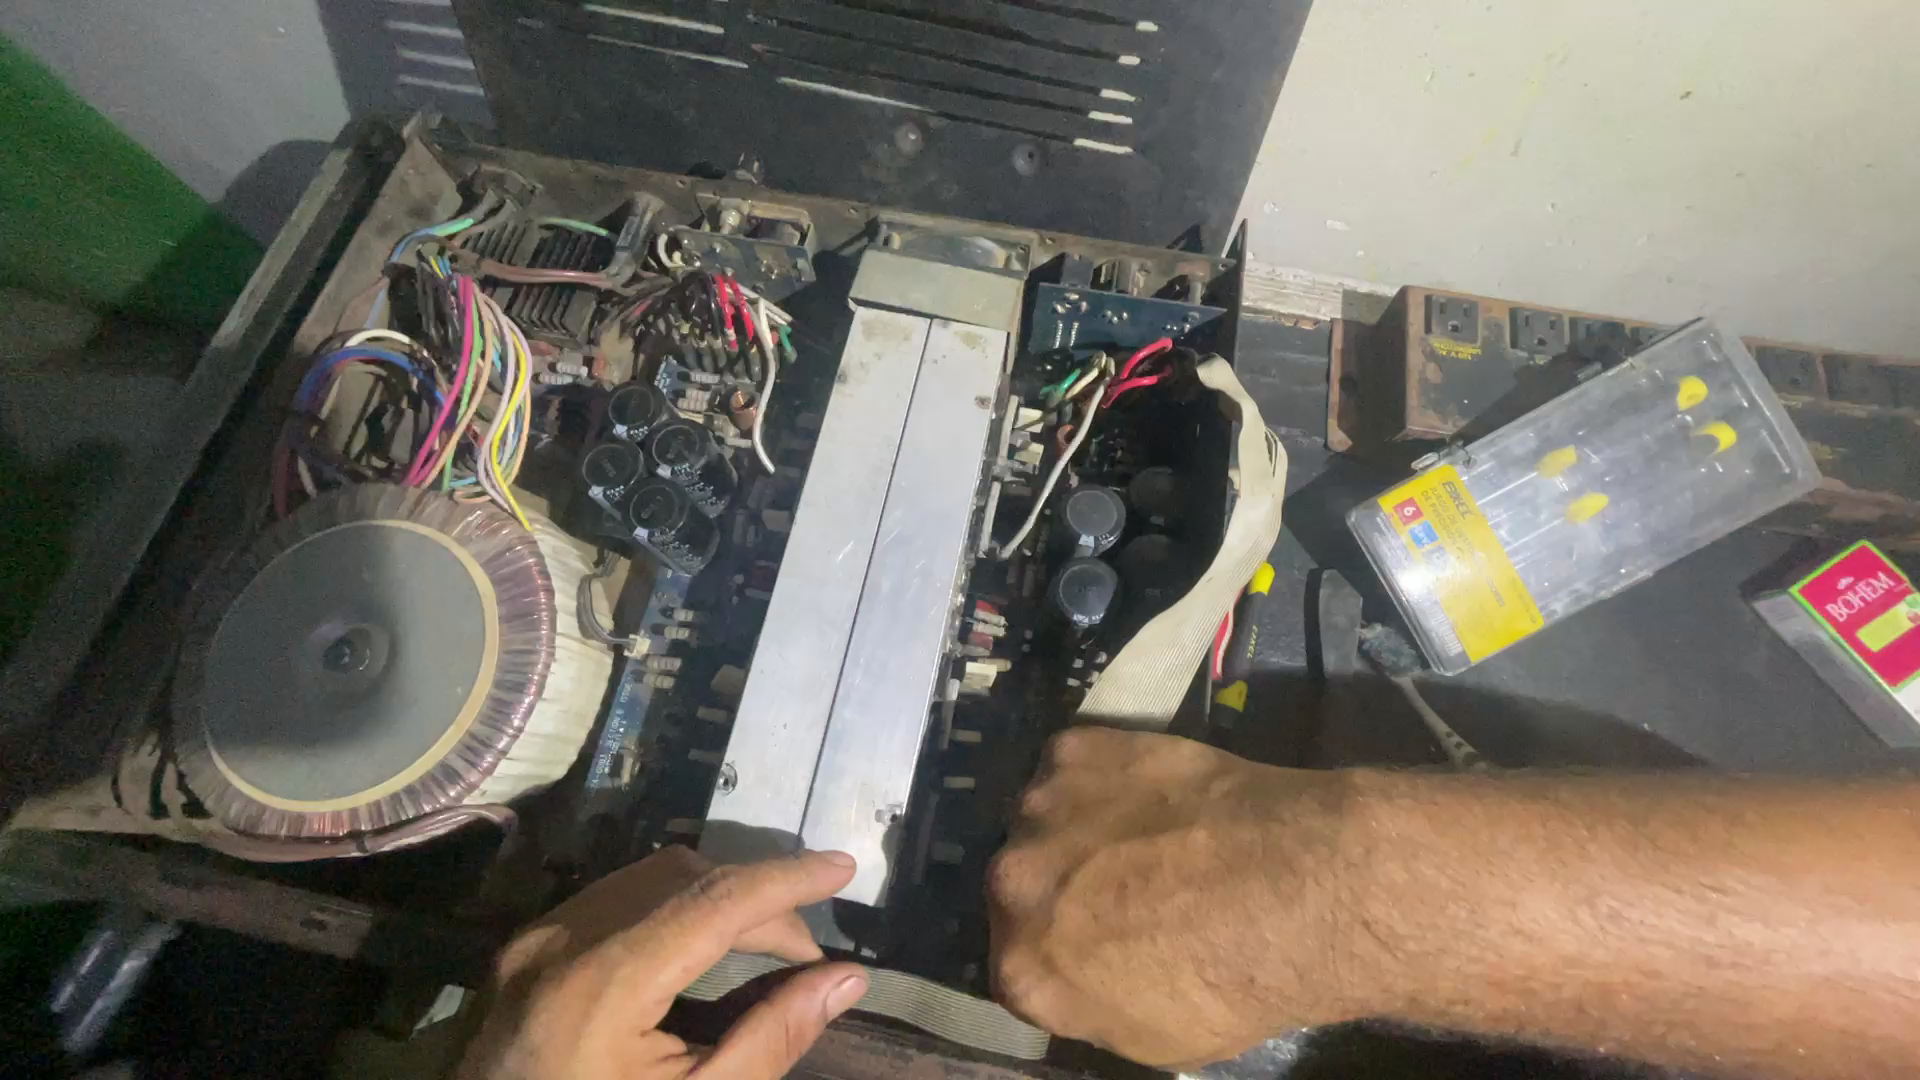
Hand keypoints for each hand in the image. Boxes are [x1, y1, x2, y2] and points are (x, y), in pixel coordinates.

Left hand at [457, 847, 868, 1079]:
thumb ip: (772, 1039)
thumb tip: (848, 978)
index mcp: (601, 985)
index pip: (717, 900)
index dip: (788, 879)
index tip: (845, 867)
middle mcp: (564, 939)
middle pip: (690, 880)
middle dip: (759, 901)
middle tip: (805, 954)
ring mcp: (539, 936)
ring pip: (658, 875)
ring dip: (721, 895)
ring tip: (761, 944)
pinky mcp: (531, 943)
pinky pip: (625, 894)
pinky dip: (678, 903)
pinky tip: (700, 944)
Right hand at [987, 727, 1373, 1067]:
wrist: (1285, 881)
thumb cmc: (1229, 978)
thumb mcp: (1150, 1038)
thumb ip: (1085, 997)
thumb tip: (1079, 966)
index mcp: (1021, 967)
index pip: (1016, 958)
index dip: (1056, 946)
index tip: (1090, 935)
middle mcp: (1010, 881)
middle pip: (1020, 878)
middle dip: (1055, 879)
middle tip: (1114, 877)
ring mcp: (1036, 806)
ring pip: (1043, 814)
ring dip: (1074, 822)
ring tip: (1138, 825)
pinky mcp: (1069, 748)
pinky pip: (1073, 763)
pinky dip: (1101, 773)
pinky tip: (1148, 786)